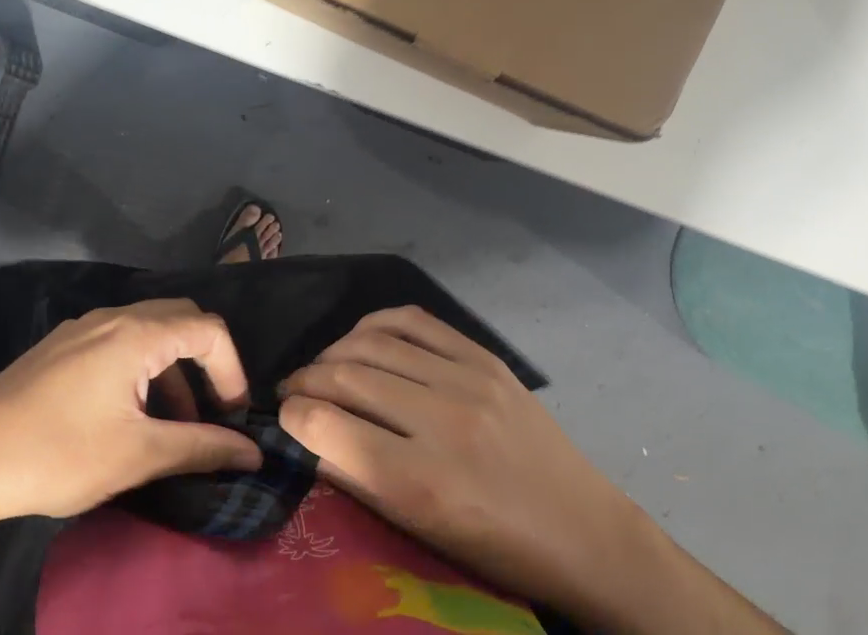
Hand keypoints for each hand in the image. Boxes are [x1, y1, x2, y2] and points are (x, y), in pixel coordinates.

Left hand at [0, 299, 263, 525]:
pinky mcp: (57, 350)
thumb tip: (253, 451)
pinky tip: (129, 419)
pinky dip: (139, 373)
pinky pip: (115, 345)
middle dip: (204, 365)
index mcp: (134, 334)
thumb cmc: (59, 455)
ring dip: (171, 374)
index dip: (233, 370)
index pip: (207, 328)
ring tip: (174, 429)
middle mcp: (108, 318)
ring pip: (144, 335)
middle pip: (177, 320)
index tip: (234, 418)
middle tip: (213, 414)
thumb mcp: (139, 456)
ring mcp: (78, 331)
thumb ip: (202, 447)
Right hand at [278, 306, 655, 623]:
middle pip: (343, 376)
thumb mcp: (416, 530)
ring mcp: (467, 380)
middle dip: (304, 382)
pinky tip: (360, 340)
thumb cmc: (494, 547)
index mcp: (421, 481)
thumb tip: (306, 434)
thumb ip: (355, 478)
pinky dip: (373, 325)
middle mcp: (442, 420)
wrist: (583, 532)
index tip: (284, 419)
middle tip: (292, 393)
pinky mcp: (485, 358)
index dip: (291, 418)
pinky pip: (412, 319)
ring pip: (371, 342)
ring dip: (331, 352)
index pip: (325, 425)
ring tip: (322, 369)